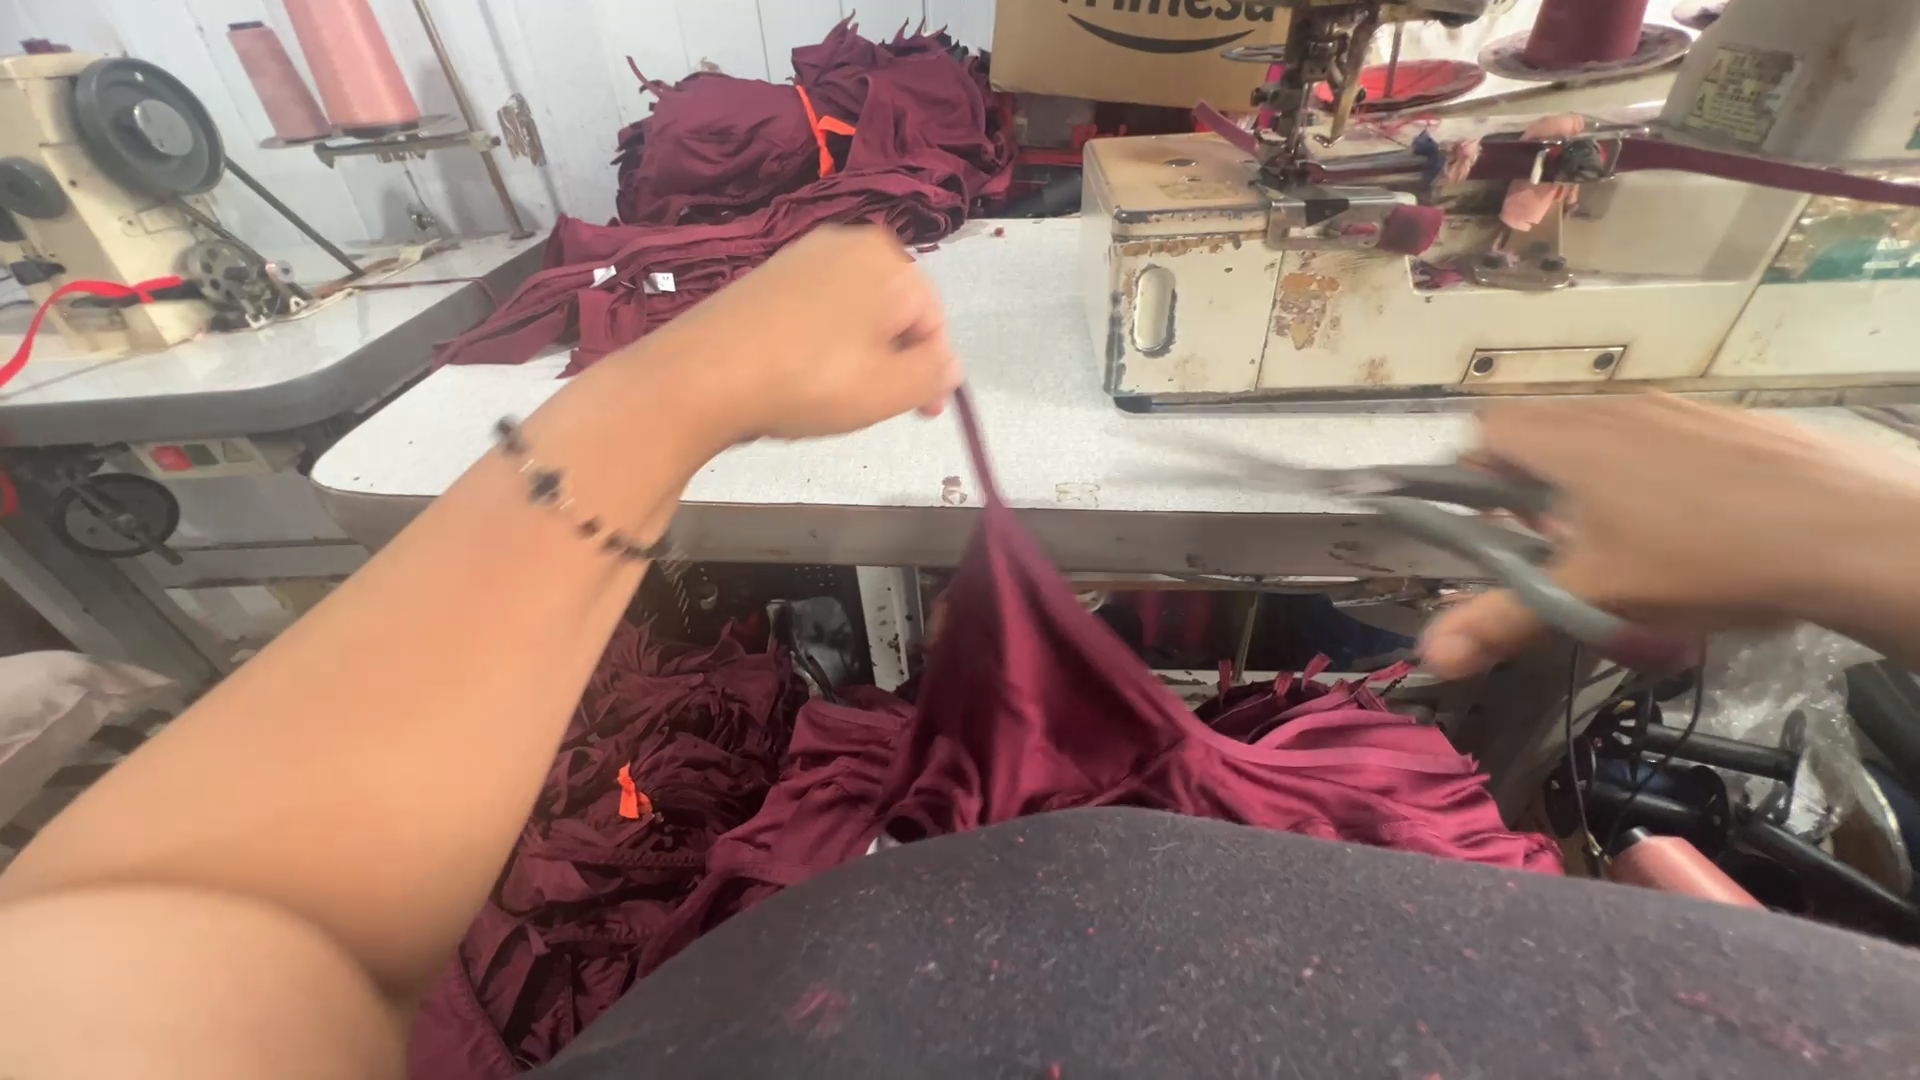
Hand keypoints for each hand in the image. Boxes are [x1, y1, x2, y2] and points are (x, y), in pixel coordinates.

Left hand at [646, 225, 961, 442]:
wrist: (702, 375)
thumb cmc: (810, 380)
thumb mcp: (890, 389)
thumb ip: (934, 375)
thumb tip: (949, 366)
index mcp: (888, 262)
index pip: (934, 321)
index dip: (934, 372)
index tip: (924, 413)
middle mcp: (848, 243)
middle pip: (896, 311)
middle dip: (897, 358)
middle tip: (879, 403)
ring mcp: (803, 254)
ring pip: (858, 312)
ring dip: (863, 352)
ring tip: (840, 392)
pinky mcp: (769, 274)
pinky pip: (820, 309)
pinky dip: (827, 340)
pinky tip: (806, 372)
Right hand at [1418, 395, 1919, 678]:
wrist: (1880, 542)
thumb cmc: (1710, 561)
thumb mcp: (1594, 597)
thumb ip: (1499, 622)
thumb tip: (1429, 657)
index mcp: (1569, 441)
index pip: (1483, 427)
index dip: (1472, 472)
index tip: (1493, 521)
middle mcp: (1615, 410)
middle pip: (1538, 429)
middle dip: (1527, 480)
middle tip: (1552, 540)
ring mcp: (1682, 410)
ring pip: (1599, 432)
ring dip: (1585, 474)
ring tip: (1621, 533)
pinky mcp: (1736, 421)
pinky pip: (1660, 435)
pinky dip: (1648, 468)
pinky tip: (1692, 520)